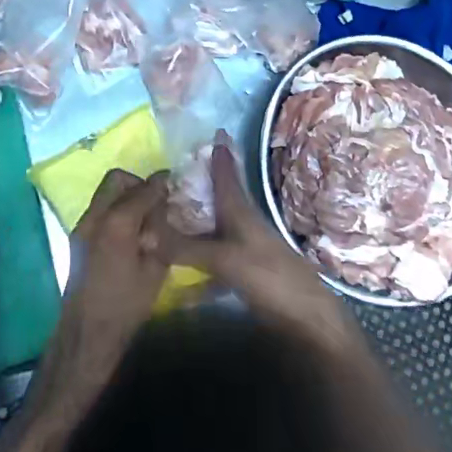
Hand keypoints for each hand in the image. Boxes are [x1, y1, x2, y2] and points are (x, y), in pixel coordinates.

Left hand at [39, 170, 171, 411]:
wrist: (88, 332)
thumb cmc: (127, 304)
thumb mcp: (155, 267)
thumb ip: (161, 232)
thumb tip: (165, 211)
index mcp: (117, 223)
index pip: (144, 189)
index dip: (162, 184)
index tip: (176, 185)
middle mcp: (95, 217)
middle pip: (117, 180)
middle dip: (139, 184)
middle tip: (157, 203)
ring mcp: (83, 227)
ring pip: (106, 194)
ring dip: (127, 197)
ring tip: (146, 219)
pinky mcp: (79, 239)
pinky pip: (100, 211)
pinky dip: (117, 211)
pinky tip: (132, 233)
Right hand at [165, 135, 359, 350]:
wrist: (307, 319)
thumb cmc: (270, 278)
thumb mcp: (225, 260)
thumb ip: (186, 248)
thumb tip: (144, 235)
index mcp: (241, 214)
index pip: (227, 177)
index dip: (221, 156)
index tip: (217, 132)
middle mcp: (244, 228)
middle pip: (220, 202)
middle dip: (201, 189)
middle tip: (175, 178)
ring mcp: (246, 253)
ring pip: (215, 233)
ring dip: (194, 228)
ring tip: (168, 223)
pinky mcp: (246, 278)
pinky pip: (214, 266)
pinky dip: (197, 270)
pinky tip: (181, 287)